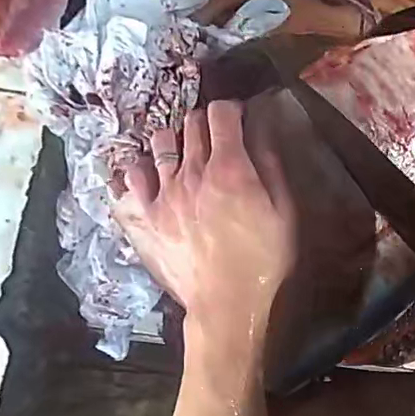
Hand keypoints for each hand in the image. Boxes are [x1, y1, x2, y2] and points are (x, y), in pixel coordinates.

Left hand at [114, 100, 294, 358]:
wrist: (228, 305)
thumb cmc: (266, 261)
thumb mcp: (285, 213)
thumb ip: (271, 167)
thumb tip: (263, 130)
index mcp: (230, 169)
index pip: (221, 114)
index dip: (231, 110)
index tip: (239, 119)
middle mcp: (191, 172)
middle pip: (189, 124)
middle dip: (205, 123)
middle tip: (217, 138)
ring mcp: (162, 193)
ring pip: (158, 143)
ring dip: (174, 141)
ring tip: (185, 155)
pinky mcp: (144, 216)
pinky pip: (130, 176)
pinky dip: (141, 169)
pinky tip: (153, 176)